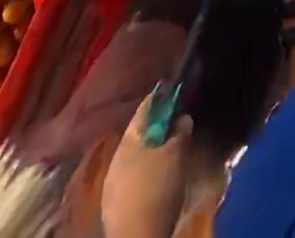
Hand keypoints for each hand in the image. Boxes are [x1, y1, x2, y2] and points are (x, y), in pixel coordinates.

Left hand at [102, 95, 193, 237]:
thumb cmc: (157, 190)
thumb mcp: (176, 156)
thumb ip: (179, 133)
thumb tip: (182, 117)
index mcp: (129, 141)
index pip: (144, 110)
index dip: (159, 98)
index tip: (171, 89)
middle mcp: (116, 157)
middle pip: (139, 133)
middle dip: (157, 127)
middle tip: (175, 123)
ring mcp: (113, 182)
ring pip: (135, 155)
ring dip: (151, 149)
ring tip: (169, 151)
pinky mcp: (115, 203)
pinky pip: (133, 176)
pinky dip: (146, 170)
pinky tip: (157, 178)